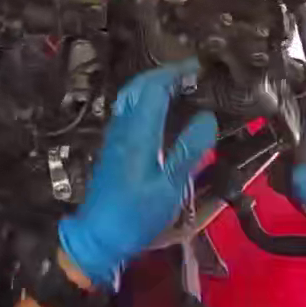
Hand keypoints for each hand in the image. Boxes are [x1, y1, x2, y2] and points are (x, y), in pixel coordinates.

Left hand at [58, 60, 217, 290]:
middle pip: (139, 86)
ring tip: (184, 88)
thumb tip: (208, 117)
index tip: (200, 68)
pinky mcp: (114, 145)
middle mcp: (124, 127)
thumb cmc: (136, 215)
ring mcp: (116, 135)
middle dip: (166, 73)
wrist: (97, 239)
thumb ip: (189, 150)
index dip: (176, 72)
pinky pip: (131, 109)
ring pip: (132, 96)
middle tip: (193, 75)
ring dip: (156, 85)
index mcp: (138, 133)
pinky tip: (167, 111)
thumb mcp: (170, 187)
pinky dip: (149, 99)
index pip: (154, 88)